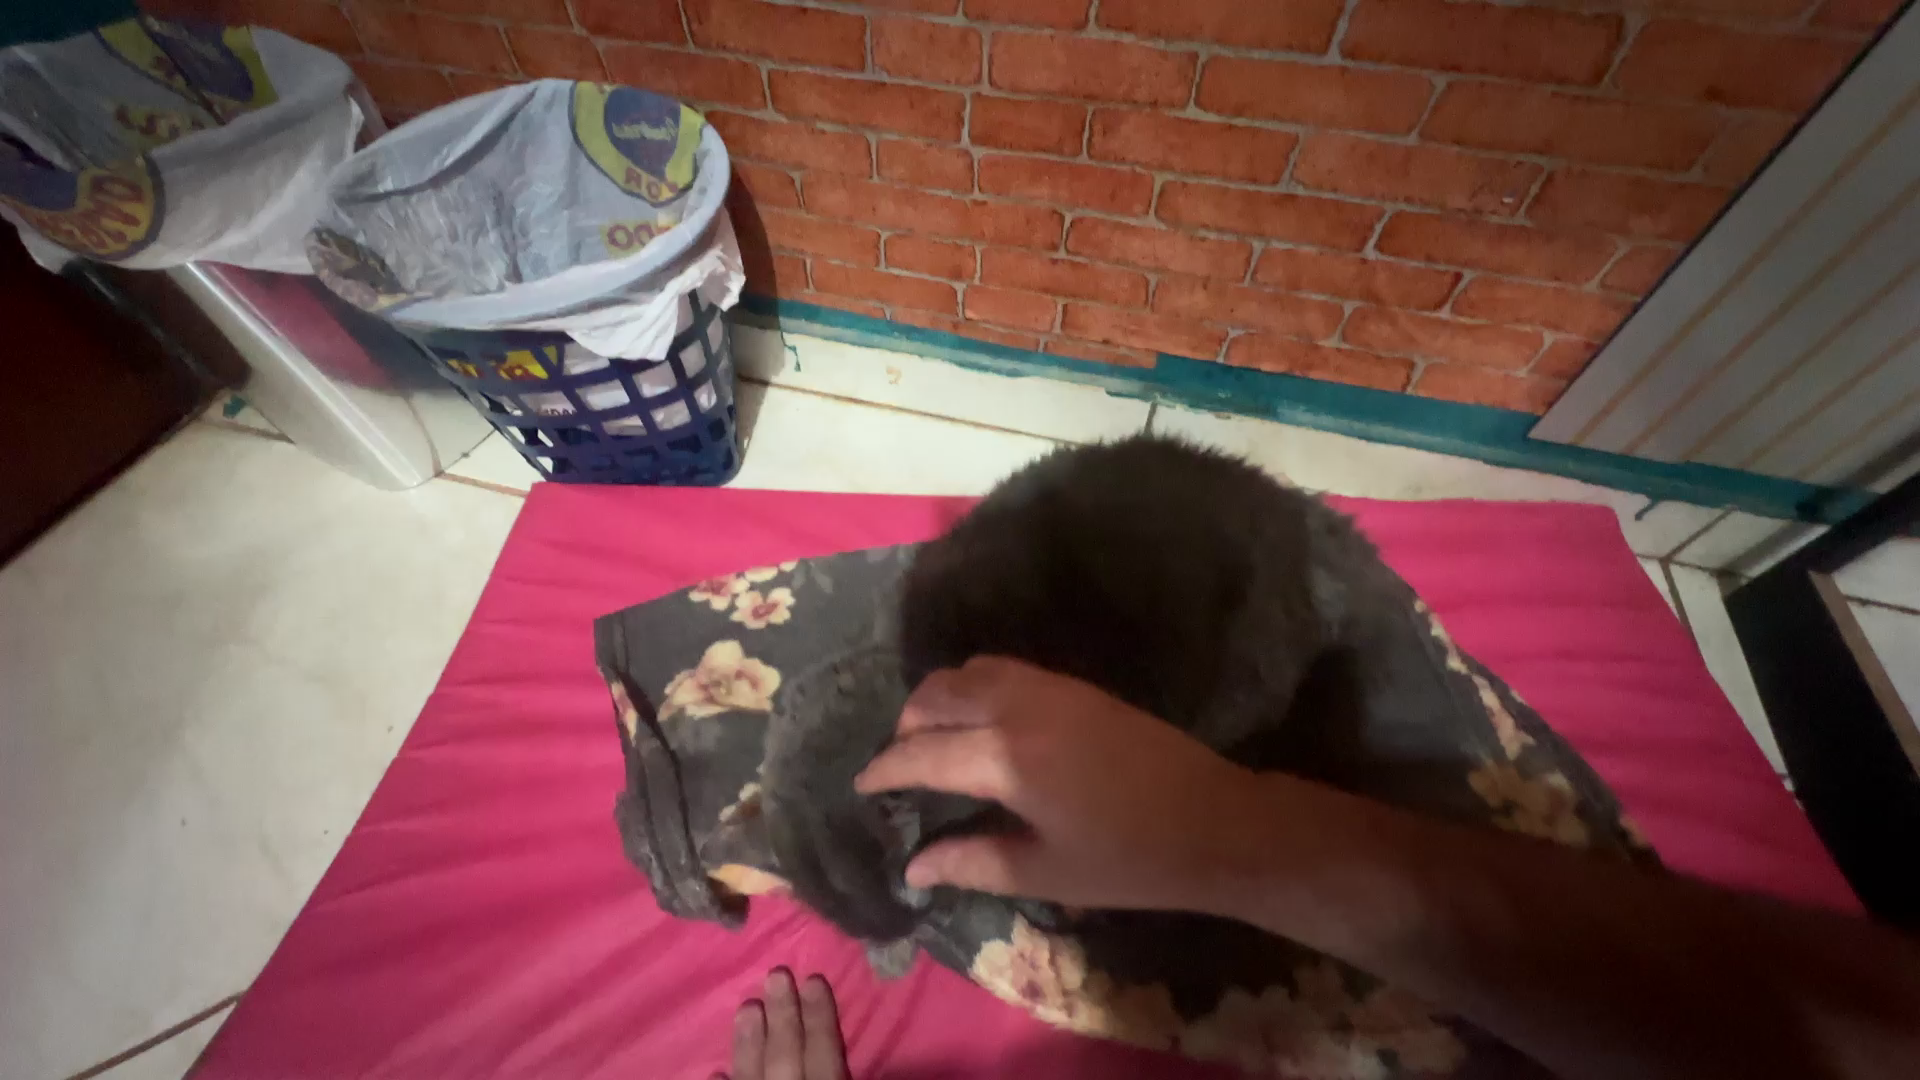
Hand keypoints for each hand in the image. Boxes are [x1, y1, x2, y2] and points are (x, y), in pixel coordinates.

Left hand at [714, 969, 848, 1079]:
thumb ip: (858, 1069)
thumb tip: (886, 1047)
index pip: (825, 1053)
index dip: (820, 1017)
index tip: (814, 978)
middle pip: (785, 1057)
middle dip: (782, 1015)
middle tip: (776, 973)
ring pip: (751, 1077)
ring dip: (748, 1043)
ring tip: (746, 1006)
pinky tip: (717, 1070)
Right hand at [854, 656, 1266, 912]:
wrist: (1212, 820)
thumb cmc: (1128, 860)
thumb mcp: (1045, 872)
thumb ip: (971, 862)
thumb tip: (913, 865)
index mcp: (1007, 759)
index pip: (923, 753)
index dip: (886, 768)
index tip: (862, 783)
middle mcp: (1018, 708)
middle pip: (938, 694)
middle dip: (907, 724)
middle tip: (901, 762)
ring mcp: (1048, 688)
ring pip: (969, 671)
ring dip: (940, 697)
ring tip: (935, 736)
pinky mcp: (1071, 684)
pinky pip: (1002, 668)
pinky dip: (974, 685)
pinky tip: (981, 719)